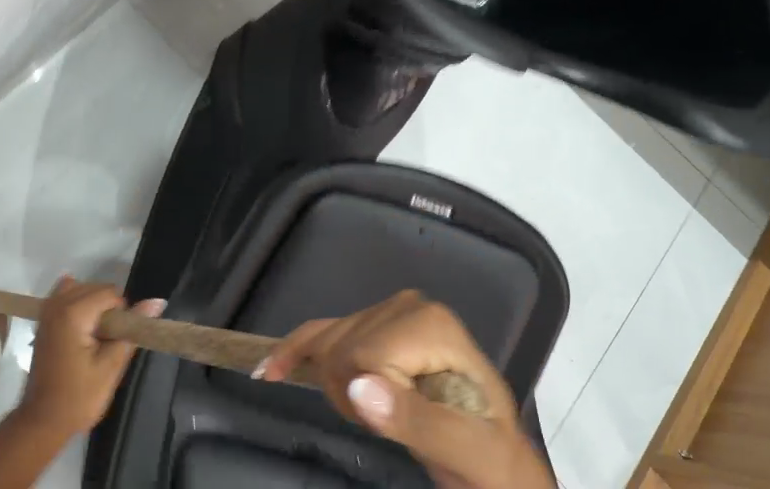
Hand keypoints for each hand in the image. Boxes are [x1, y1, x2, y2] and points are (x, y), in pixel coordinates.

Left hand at [17, 277, 165, 435]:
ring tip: (97, 335)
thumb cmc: (79, 397)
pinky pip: (64, 296)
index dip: (122, 314)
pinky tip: (82, 329)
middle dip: (108, 308)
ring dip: (93, 306)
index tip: (120, 340)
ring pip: (80, 288)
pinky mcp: (43, 320)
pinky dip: (77, 305)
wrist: (43, 420)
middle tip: (110, 341)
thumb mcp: (111, 367)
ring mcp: (46, 310)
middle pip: (94, 287)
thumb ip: (131, 331)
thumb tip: (157, 302)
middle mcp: (57, 304)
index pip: (110, 293)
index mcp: (73, 313)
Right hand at [258, 291, 553, 488]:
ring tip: (375, 413)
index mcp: (428, 324)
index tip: (397, 426)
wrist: (500, 463)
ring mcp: (390, 313)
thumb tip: (360, 388)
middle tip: (390, 424)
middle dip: (350, 394)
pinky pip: (323, 332)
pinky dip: (296, 350)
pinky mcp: (377, 325)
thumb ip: (416, 420)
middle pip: (340, 347)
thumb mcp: (464, 451)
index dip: (366, 400)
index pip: (361, 356)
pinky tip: (270, 369)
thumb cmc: (490, 459)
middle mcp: (407, 306)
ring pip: (326, 343)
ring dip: (337, 387)